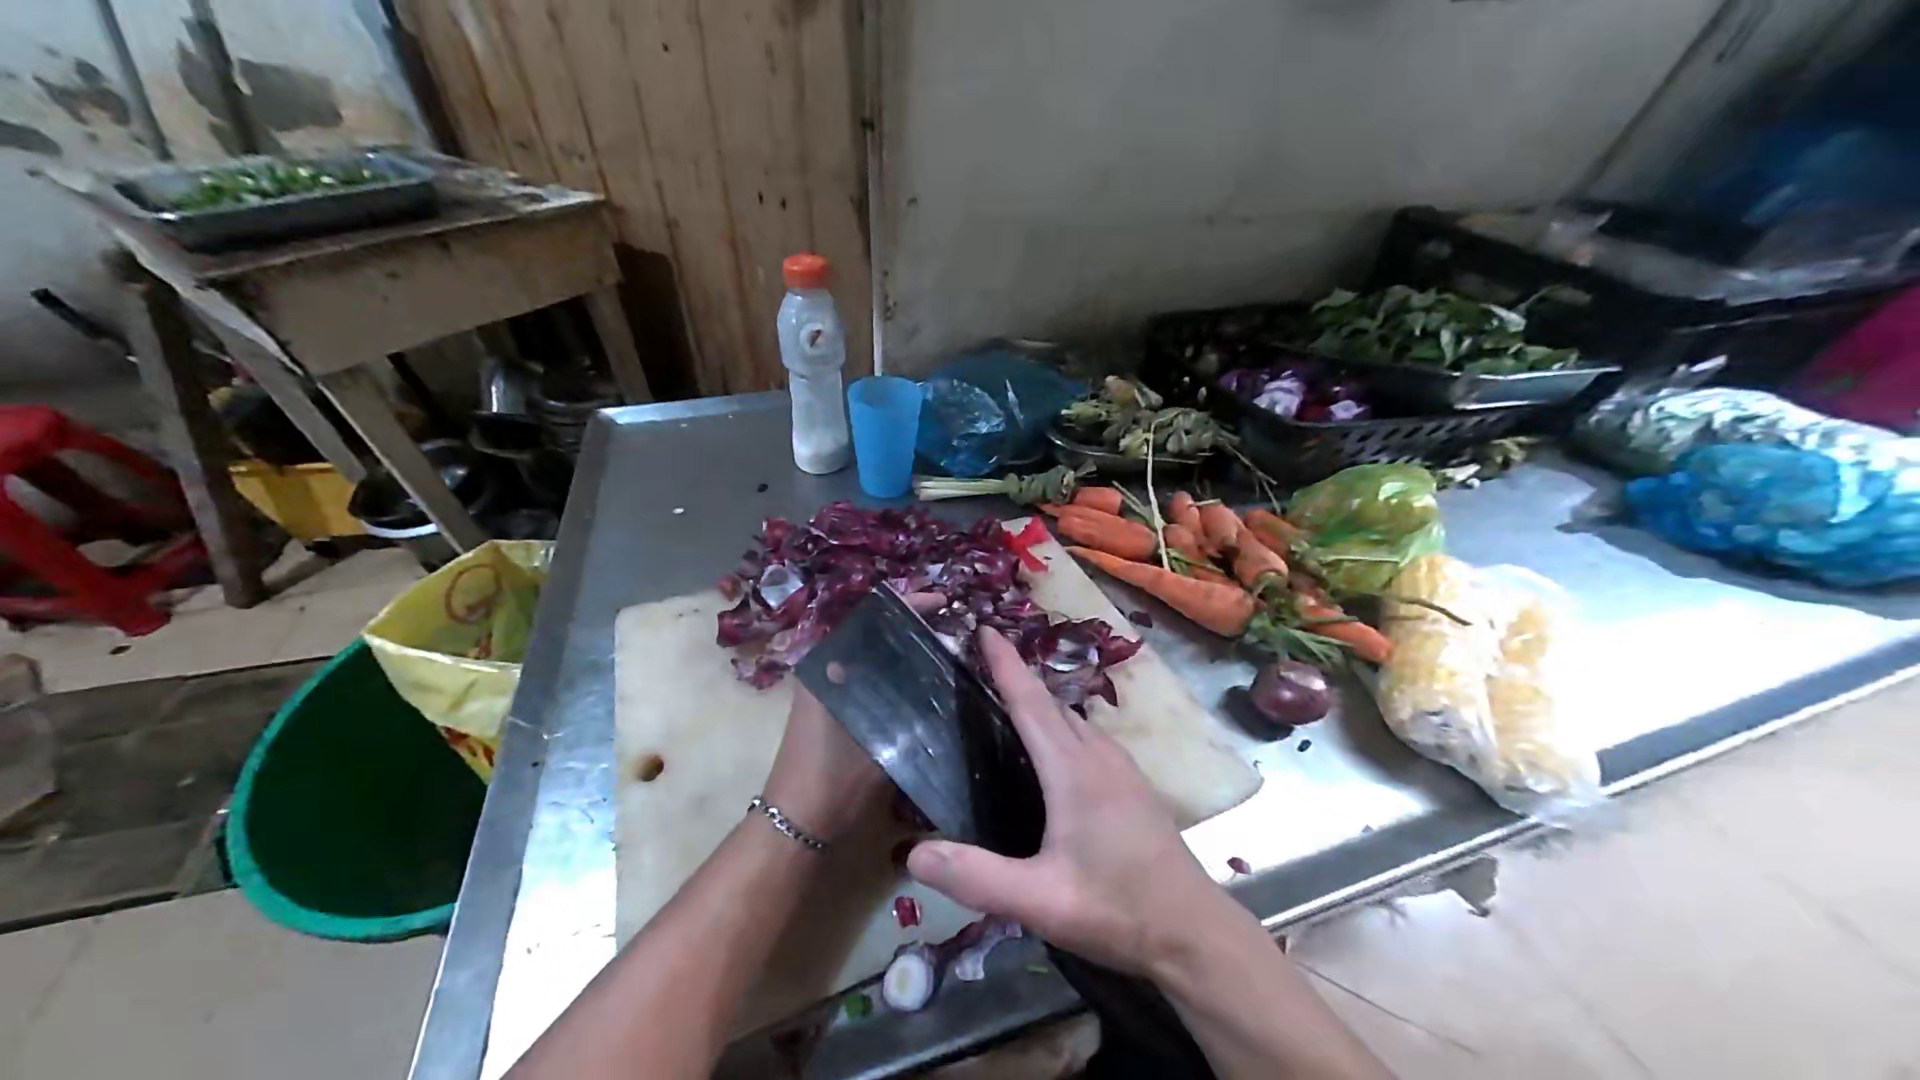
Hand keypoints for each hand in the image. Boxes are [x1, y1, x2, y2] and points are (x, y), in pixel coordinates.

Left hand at [761, 590, 946, 842]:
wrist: (797, 826)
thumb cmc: (833, 779)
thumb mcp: (880, 738)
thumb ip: (910, 703)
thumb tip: (946, 671)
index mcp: (829, 664)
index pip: (873, 618)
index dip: (910, 606)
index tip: (944, 603)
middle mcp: (827, 669)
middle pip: (876, 635)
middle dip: (914, 629)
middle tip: (954, 631)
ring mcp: (831, 691)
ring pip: (876, 659)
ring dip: (907, 654)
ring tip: (949, 654)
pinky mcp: (838, 713)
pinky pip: (873, 681)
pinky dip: (899, 678)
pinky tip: (928, 688)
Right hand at [906, 628, 1236, 974]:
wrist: (1194, 931)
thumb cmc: (1117, 909)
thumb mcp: (1040, 901)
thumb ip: (977, 878)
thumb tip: (915, 854)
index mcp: (1073, 770)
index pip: (1031, 703)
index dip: (1006, 664)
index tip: (985, 630)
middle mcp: (1098, 757)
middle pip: (1052, 705)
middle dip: (1018, 679)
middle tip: (982, 667)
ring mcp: (1122, 770)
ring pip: (1074, 721)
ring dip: (1041, 704)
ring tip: (1009, 704)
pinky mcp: (1134, 787)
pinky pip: (1089, 739)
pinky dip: (1062, 727)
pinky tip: (1053, 753)